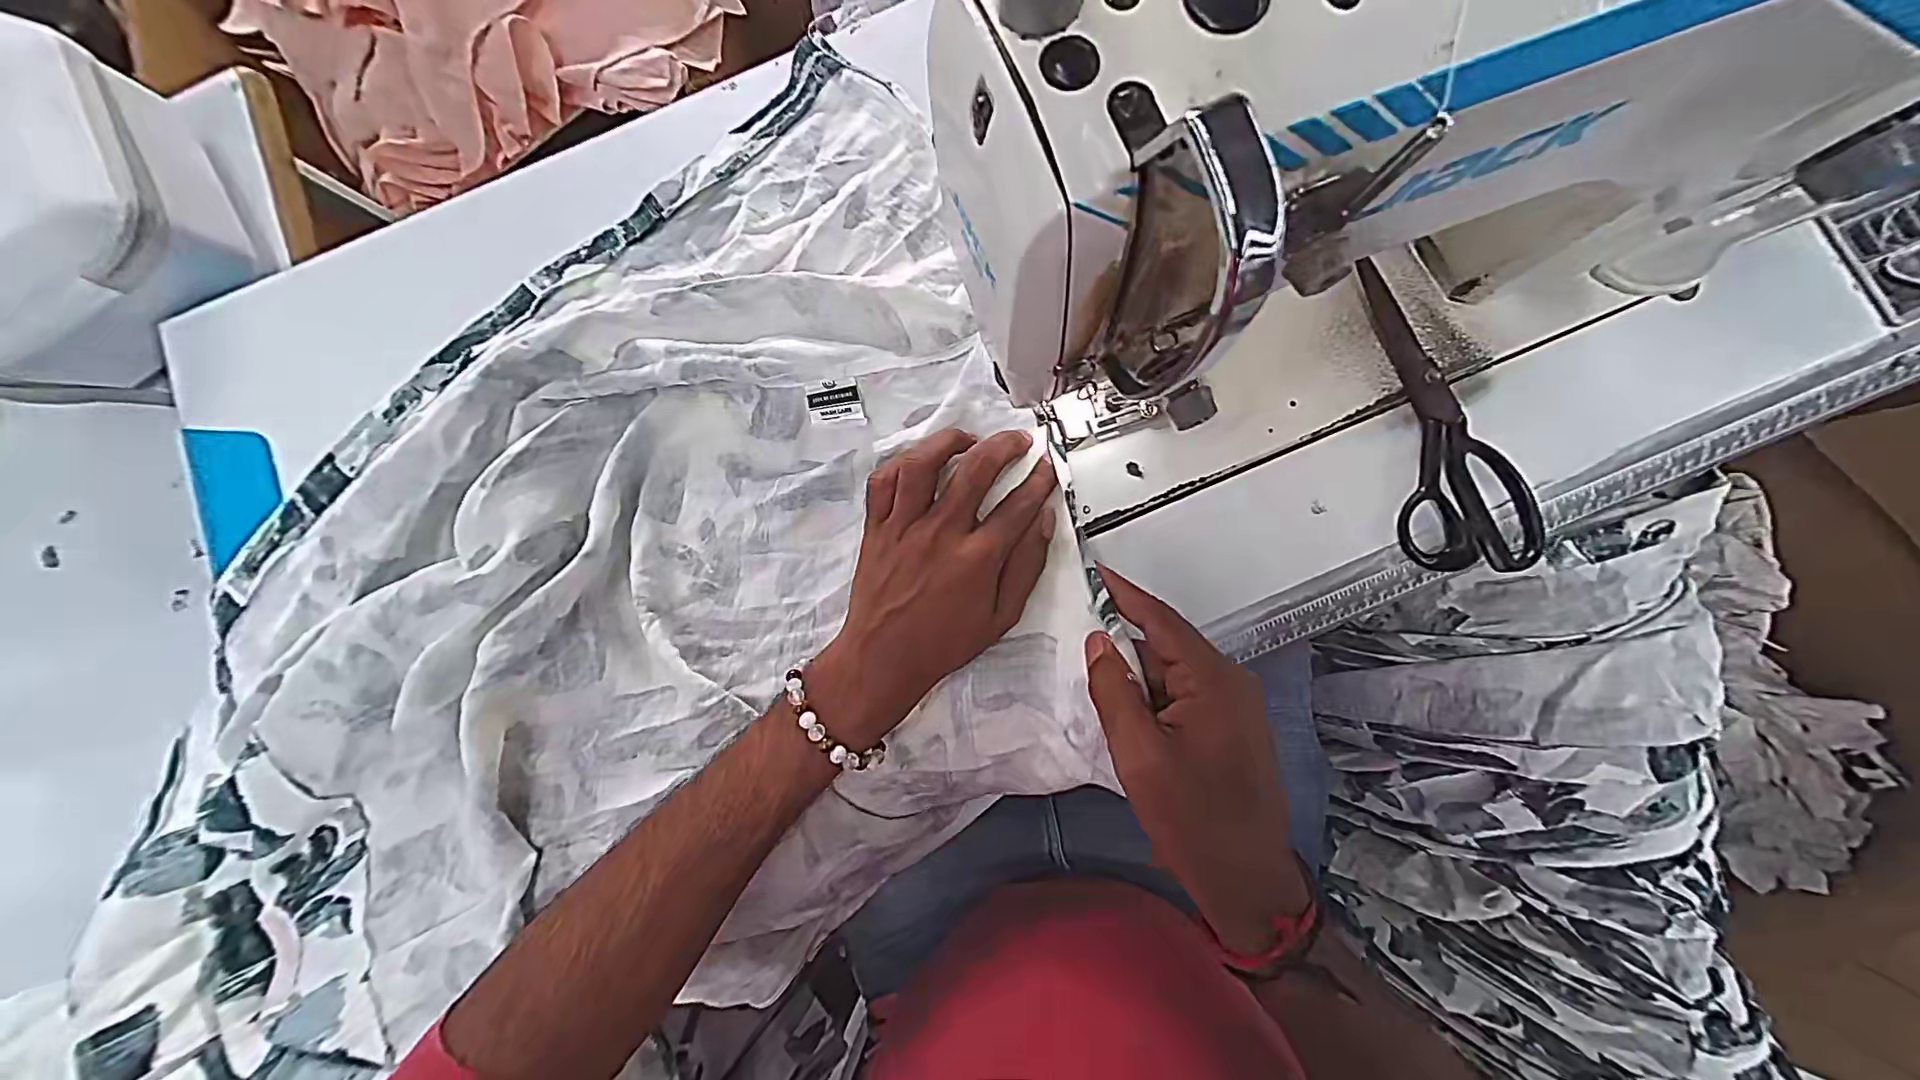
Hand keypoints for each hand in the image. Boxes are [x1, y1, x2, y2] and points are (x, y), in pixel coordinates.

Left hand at [809, 428, 1056, 747]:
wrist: (883, 657)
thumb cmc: (940, 643)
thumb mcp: (1001, 616)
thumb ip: (1026, 567)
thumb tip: (1041, 523)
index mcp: (976, 560)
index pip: (1018, 505)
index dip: (1039, 481)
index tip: (1046, 469)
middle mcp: (940, 536)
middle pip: (976, 470)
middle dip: (1004, 446)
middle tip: (1017, 441)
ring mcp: (904, 529)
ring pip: (923, 465)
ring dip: (949, 442)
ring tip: (968, 439)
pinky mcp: (877, 529)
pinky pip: (882, 483)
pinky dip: (901, 464)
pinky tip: (919, 462)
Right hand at [1084, 565, 1309, 954]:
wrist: (1245, 879)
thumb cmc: (1193, 819)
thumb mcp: (1139, 753)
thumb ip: (1114, 690)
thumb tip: (1099, 641)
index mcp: (1213, 680)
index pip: (1161, 620)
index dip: (1124, 594)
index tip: (1094, 571)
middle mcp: (1231, 682)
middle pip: (1167, 646)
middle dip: (1124, 645)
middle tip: (1082, 642)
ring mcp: (1234, 705)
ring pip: (1173, 672)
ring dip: (1138, 677)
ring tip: (1103, 692)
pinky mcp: (1231, 726)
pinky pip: (1184, 694)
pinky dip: (1153, 696)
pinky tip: (1131, 716)